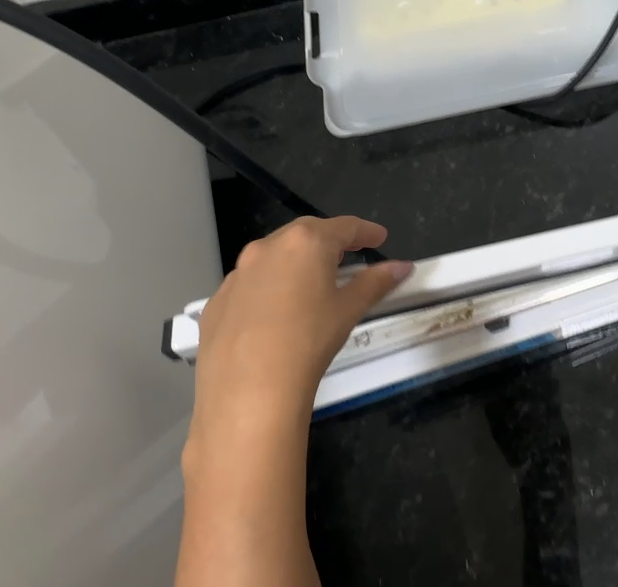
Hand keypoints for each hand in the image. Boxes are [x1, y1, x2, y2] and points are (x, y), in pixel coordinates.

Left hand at [193, 217, 412, 424]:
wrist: (247, 391)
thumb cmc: (308, 340)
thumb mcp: (349, 309)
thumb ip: (376, 282)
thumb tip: (401, 267)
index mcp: (306, 243)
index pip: (344, 227)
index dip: (366, 231)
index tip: (379, 237)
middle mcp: (267, 248)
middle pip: (306, 234)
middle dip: (329, 241)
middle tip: (348, 255)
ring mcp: (237, 275)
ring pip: (274, 257)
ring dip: (296, 262)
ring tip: (311, 283)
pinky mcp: (216, 302)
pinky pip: (250, 284)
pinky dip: (268, 287)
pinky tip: (276, 313)